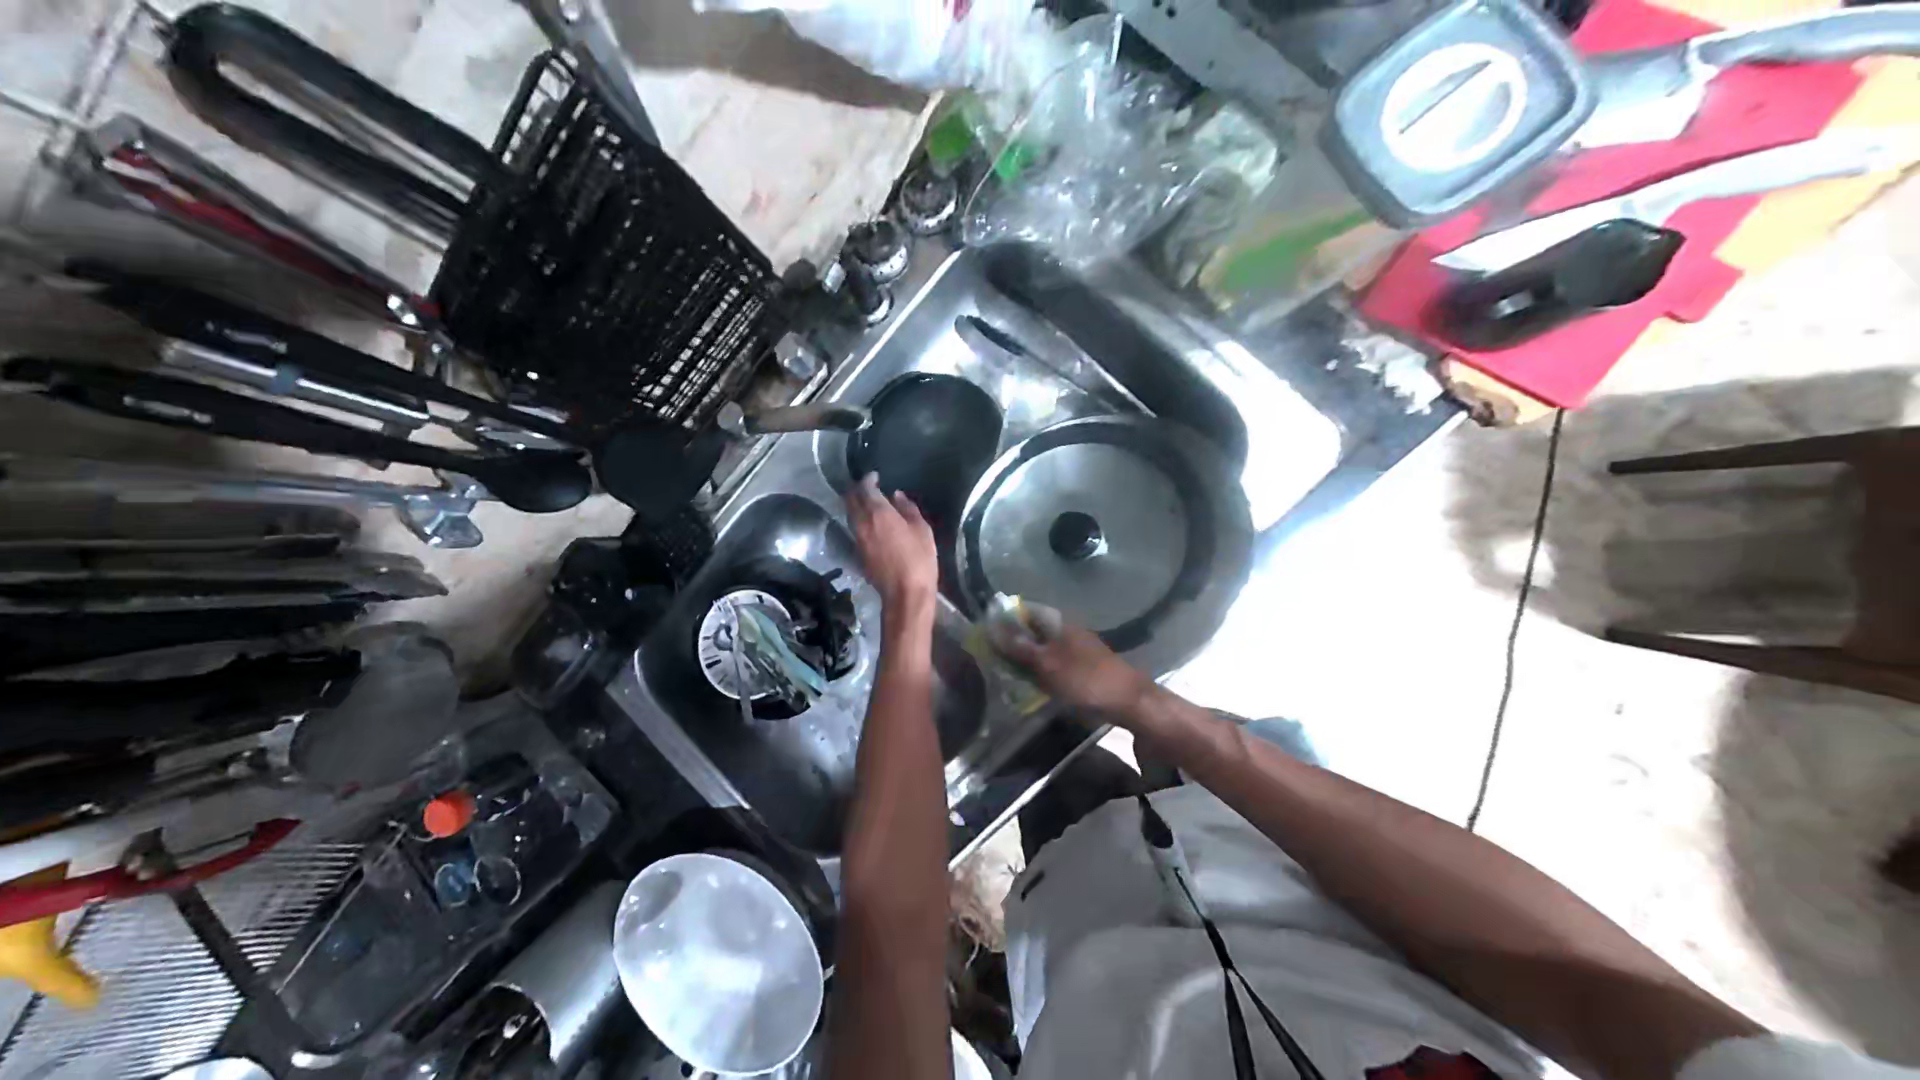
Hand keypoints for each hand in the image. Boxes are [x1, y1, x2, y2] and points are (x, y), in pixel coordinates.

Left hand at [846, 474, 937, 618]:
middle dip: (857, 490)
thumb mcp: (921, 529)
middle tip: (868, 486)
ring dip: (856, 504)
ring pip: (850, 514)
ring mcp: (857, 539)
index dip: (868, 479)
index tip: (875, 476)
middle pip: (850, 500)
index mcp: (878, 513)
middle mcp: (862, 523)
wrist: (905, 593)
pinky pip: (854, 528)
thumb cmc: (919, 559)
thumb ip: (908, 509)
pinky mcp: (858, 553)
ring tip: (869, 502)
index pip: (865, 489)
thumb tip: (896, 495)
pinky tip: (871, 522)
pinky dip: (859, 519)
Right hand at [988, 602, 1154, 722]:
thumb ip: (1017, 646)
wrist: (1129, 703)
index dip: (1004, 618)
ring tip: (1006, 675)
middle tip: (991, 659)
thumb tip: (989, 627)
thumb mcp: (1046, 664)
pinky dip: (1040, 673)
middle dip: (1012, 642)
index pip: (1025, 609)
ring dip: (1026, 660)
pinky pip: (1053, 665)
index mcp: (1058, 623)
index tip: (984, 633)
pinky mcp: (1082, 668)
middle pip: (1032, 630)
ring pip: (1042, 649)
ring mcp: (1076, 649)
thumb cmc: (1085, 681)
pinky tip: (1032, 687)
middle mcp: (1066, 630)